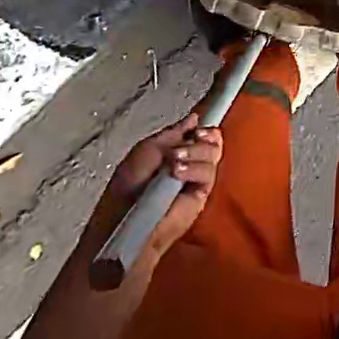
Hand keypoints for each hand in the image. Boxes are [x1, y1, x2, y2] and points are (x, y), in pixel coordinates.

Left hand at [91, 114, 221, 258]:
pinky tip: (178, 175)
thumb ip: (173, 133)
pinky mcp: (203, 192)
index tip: (198, 128)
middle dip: (199, 140)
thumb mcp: (146, 150)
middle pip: (212, 139)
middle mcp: (190, 162)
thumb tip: (195, 118)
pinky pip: (209, 172)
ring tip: (173, 165)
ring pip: (213, 153)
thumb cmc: (127, 187)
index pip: (201, 133)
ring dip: (194, 154)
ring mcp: (197, 177)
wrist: (125, 220)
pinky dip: (195, 169)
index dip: (204, 128)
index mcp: (177, 150)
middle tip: (183, 147)